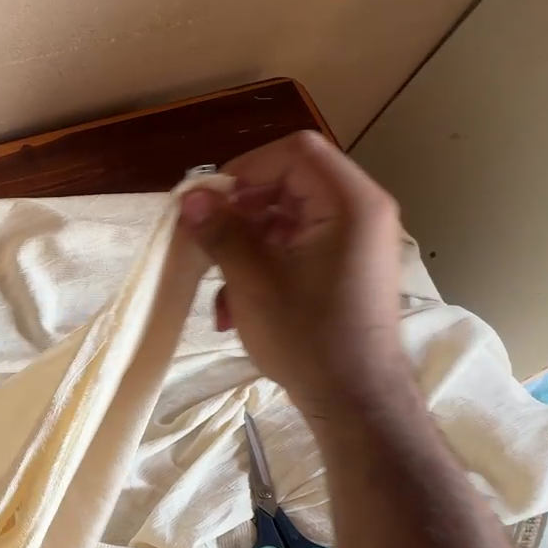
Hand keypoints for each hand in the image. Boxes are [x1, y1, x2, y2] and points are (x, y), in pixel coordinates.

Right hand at [180, 131, 412, 424]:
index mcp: (349, 204)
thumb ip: (222, 234)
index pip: (293, 154)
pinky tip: (236, 305)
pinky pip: (294, 245)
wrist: (352, 394)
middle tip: (203, 245)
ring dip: (242, 246)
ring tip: (218, 291)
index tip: (203, 206)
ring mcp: (353, 239)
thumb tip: (189, 198)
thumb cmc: (306, 337)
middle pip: (288, 183)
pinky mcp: (342, 264)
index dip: (241, 171)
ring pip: (285, 218)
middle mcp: (359, 211)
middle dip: (238, 214)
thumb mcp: (253, 284)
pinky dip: (260, 264)